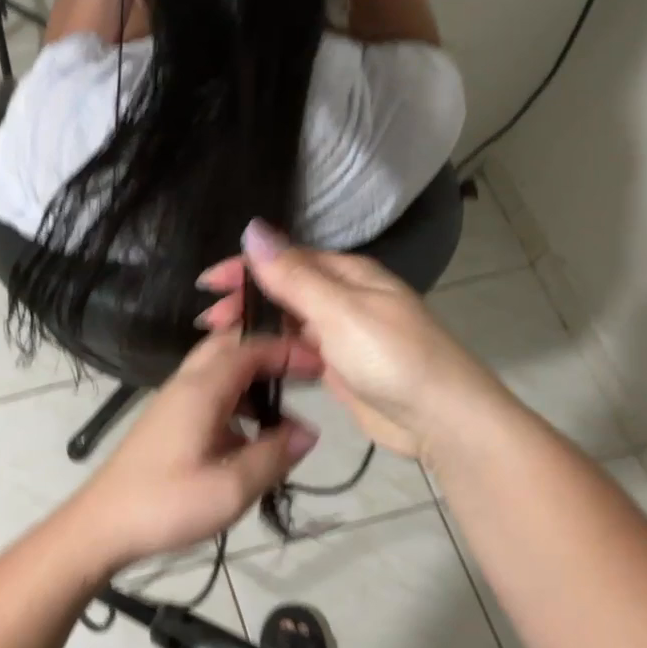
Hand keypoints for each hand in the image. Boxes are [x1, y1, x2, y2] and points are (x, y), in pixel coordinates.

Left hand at [61, 333, 322, 569]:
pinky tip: (250, 439)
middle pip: (228, 348)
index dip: (288, 350)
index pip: (250, 348)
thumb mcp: (231, 488)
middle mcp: (183, 386)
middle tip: (304, 377)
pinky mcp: (164, 425)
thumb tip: (308, 432)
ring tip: (284, 414)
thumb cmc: (165, 505)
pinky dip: (234, 404)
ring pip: (216, 373)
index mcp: (200, 391)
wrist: (101, 526)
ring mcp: (170, 405)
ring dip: (251, 382)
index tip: (322, 366)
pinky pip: (206, 397)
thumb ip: (273, 456)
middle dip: (268, 354)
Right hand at [196, 220, 507, 461]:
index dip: (244, 267)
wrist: (439, 418)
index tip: (207, 284)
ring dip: (255, 325)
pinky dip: (272, 350)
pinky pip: (297, 349)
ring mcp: (341, 333)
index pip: (286, 259)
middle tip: (209, 322)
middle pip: (284, 288)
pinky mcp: (339, 366)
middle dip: (245, 299)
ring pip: (288, 320)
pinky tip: (251, 361)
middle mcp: (343, 297)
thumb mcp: (340, 311)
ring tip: (220, 341)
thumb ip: (293, 275)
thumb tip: (253, 229)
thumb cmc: (392, 358)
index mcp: (348, 274)